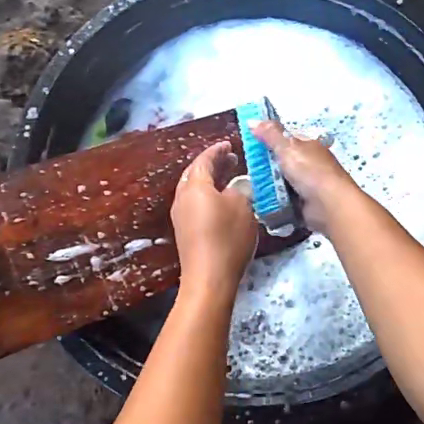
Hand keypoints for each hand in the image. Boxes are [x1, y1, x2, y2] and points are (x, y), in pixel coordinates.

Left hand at [170, 141, 257, 294]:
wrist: (209, 279)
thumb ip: (240, 189)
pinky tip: (223, 203)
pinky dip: (208, 196)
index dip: (217, 151)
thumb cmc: (227, 238)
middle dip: (212, 165)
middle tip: (231, 160)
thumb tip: (239, 184)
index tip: (229, 144)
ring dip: (210, 181)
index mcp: (194, 186)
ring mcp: (181, 217)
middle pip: (195, 174)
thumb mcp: (242, 207)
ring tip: (230, 179)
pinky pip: (195, 205)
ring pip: (194, 190)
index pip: (204, 160)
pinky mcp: (185, 233)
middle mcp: (182, 198)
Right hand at [249, 121, 364, 234]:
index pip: (286, 138)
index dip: (269, 138)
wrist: (329, 205)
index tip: (250, 142)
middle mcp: (309, 163)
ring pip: (280, 181)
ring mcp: (306, 184)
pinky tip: (259, 200)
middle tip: (247, 167)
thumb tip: (252, 119)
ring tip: (248, 185)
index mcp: (308, 145)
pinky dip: (272, 200)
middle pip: (281, 161)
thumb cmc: (310, 171)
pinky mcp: (303, 203)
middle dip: (265, 165)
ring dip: (267, 184)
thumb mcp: (288, 148)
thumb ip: (270, 134)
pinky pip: (282, 199)